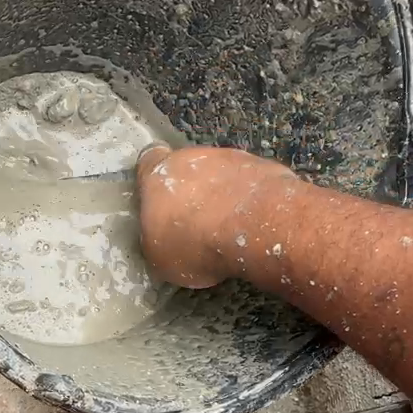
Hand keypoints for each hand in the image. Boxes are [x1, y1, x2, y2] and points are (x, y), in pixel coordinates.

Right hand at [136, 145, 303, 287]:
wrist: (257, 229)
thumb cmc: (195, 243)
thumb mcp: (158, 256)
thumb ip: (154, 235)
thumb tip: (159, 234)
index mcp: (157, 175)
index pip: (148, 162)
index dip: (152, 178)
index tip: (157, 198)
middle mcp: (192, 156)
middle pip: (187, 168)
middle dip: (189, 190)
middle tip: (193, 223)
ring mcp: (232, 158)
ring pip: (220, 174)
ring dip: (220, 196)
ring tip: (226, 229)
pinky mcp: (265, 167)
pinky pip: (249, 184)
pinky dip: (247, 201)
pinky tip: (250, 227)